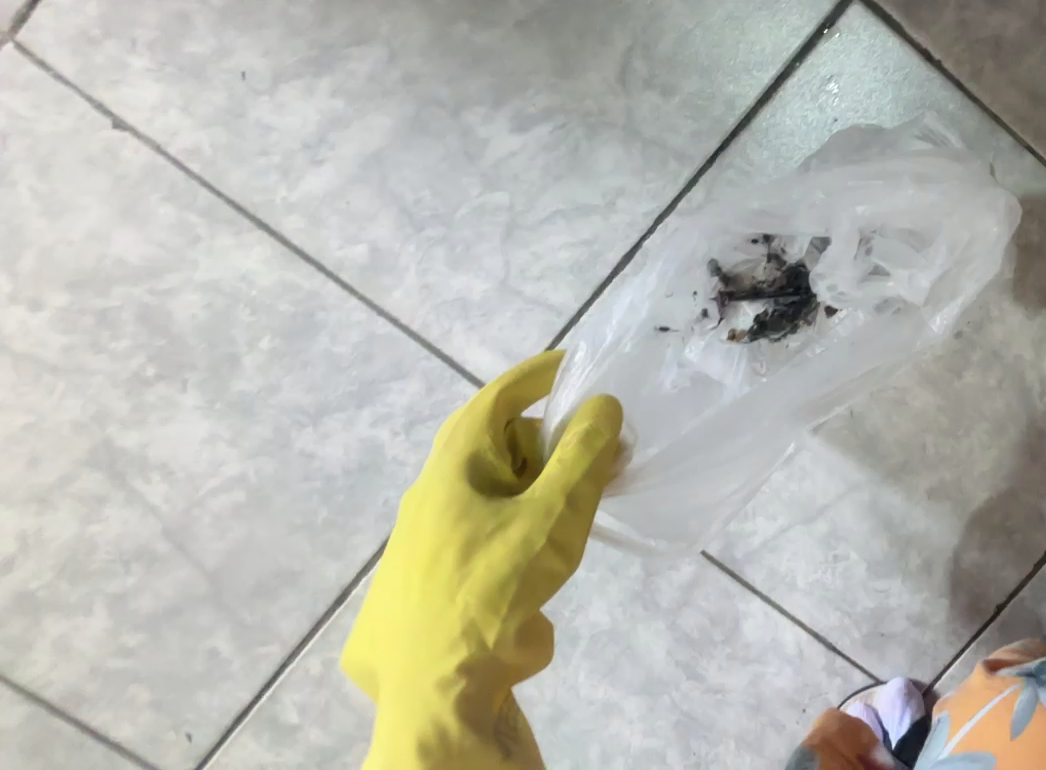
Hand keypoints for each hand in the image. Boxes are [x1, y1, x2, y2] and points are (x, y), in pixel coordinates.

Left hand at [342, 350, 622, 769]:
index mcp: (454, 469)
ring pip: (492, 490)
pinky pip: (486, 529)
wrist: (439, 697)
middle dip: (552, 440)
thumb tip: (603, 403)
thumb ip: (585, 452)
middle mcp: (431, 497)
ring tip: (581, 507)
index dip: (538, 374)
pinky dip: (524, 522)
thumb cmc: (496, 589)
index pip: (496, 398)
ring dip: (540, 485)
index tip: (578, 364)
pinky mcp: (431, 582)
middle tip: (601, 454)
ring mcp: (425, 542)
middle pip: (497, 444)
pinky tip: (546, 553)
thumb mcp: (556, 512)